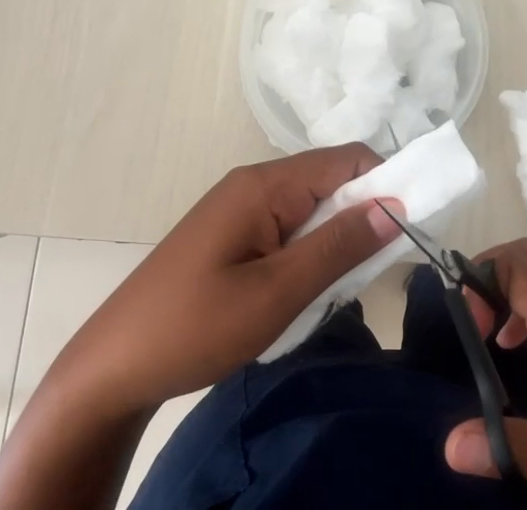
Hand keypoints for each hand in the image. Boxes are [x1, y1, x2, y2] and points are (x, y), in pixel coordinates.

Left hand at [54, 143, 403, 414]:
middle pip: (330, 181)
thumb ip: (338, 247)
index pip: (346, 159)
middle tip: (375, 270)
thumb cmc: (195, 327)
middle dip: (362, 217)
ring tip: (338, 288)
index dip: (386, 183)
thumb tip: (395, 206)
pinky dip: (309, 254)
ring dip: (335, 241)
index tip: (412, 228)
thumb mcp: (277, 292)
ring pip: (311, 209)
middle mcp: (252, 185)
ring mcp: (238, 210)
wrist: (113, 367)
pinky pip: (287, 229)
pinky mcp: (230, 236)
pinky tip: (305, 292)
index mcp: (264, 185)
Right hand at [444, 239, 526, 509]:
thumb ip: (514, 447)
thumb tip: (449, 444)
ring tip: (483, 338)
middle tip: (470, 323)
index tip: (468, 323)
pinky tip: (513, 359)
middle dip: (491, 278)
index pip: (523, 266)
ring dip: (505, 298)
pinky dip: (522, 320)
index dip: (484, 276)